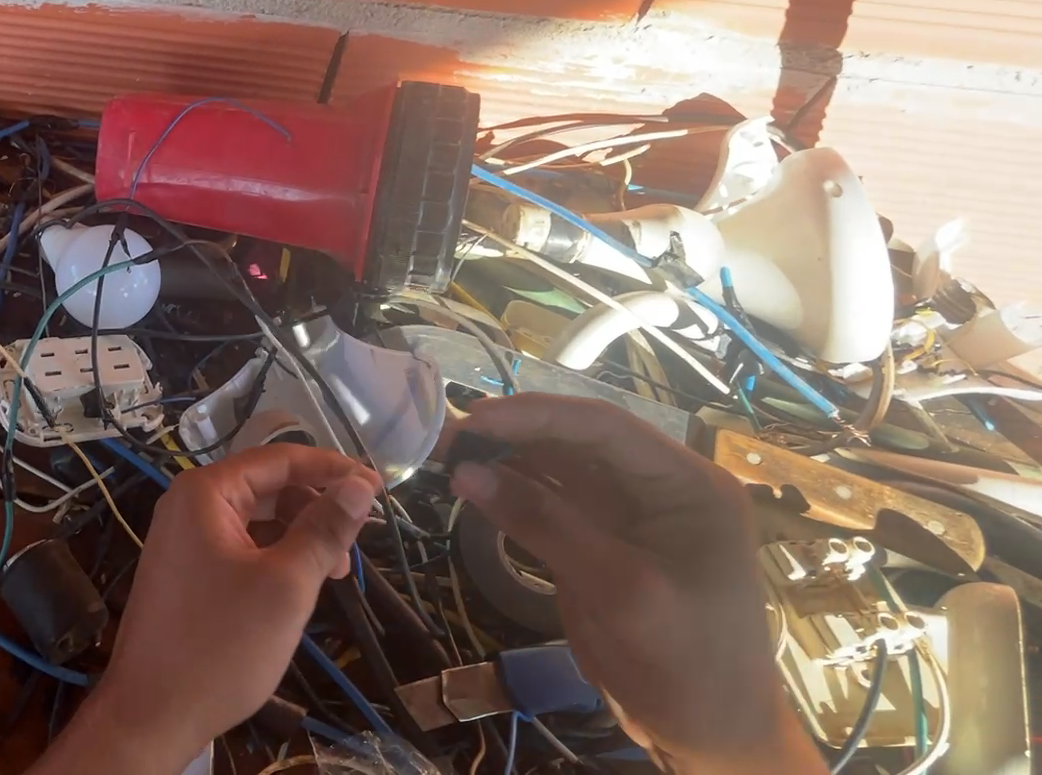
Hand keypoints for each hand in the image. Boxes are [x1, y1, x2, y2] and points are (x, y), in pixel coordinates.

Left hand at [31, 444, 382, 774]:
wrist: (151, 712)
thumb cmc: (221, 644)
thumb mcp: (286, 585)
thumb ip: (324, 529)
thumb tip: (360, 485)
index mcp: (206, 491)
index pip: (279, 459)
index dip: (331, 469)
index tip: (378, 486)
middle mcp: (190, 502)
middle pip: (267, 486)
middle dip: (316, 506)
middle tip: (360, 539)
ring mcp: (184, 536)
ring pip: (255, 517)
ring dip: (299, 534)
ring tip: (337, 570)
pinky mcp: (187, 567)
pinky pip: (239, 543)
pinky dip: (275, 555)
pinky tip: (302, 582)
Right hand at [449, 394, 824, 774]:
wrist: (707, 736)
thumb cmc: (686, 664)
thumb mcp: (617, 591)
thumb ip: (543, 523)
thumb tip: (463, 470)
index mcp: (685, 484)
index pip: (602, 426)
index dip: (534, 415)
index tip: (471, 417)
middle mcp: (655, 483)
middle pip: (572, 437)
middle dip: (509, 432)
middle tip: (444, 436)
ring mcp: (622, 508)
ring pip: (551, 461)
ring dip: (499, 455)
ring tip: (444, 454)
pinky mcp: (593, 532)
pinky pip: (543, 493)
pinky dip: (504, 485)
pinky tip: (469, 484)